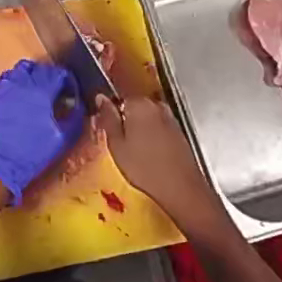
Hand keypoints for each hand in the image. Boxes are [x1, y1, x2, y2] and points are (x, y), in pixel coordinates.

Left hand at [0, 60, 83, 204]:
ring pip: (21, 68)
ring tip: (39, 88)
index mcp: (41, 92)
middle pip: (40, 68)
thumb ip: (76, 117)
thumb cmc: (36, 151)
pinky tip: (22, 94)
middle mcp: (23, 85)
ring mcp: (7, 90)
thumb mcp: (65, 137)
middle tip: (58, 90)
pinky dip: (17, 81)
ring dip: (32, 74)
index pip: (58, 73)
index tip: (71, 92)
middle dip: (52, 75)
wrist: (5, 164)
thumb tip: (79, 104)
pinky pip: (7, 79)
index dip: (68, 80)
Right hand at [93, 95, 228, 235]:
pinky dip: (150, 134)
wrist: (179, 187)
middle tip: (116, 140)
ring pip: (146, 116)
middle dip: (124, 117)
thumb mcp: (116, 145)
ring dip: (138, 127)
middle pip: (134, 104)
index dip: (110, 109)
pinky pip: (157, 125)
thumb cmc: (142, 167)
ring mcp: (170, 117)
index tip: (105, 125)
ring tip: (131, 149)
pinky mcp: (178, 131)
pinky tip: (147, 153)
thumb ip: (108, 118)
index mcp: (139, 104)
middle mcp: (157, 105)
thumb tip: (101, 98)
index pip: (119, 95)